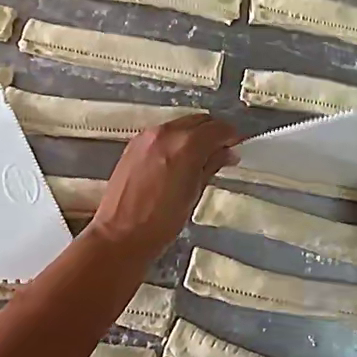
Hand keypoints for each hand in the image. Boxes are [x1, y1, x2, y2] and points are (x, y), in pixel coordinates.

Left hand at [87, 114, 239, 258]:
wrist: (121, 235)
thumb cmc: (161, 221)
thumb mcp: (195, 192)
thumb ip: (212, 165)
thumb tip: (225, 154)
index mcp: (187, 145)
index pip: (219, 128)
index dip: (231, 136)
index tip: (235, 146)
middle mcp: (166, 134)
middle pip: (200, 121)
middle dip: (214, 132)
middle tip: (222, 151)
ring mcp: (147, 137)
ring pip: (181, 124)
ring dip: (194, 135)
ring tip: (200, 157)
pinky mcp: (134, 145)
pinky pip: (163, 133)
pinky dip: (176, 140)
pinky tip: (178, 160)